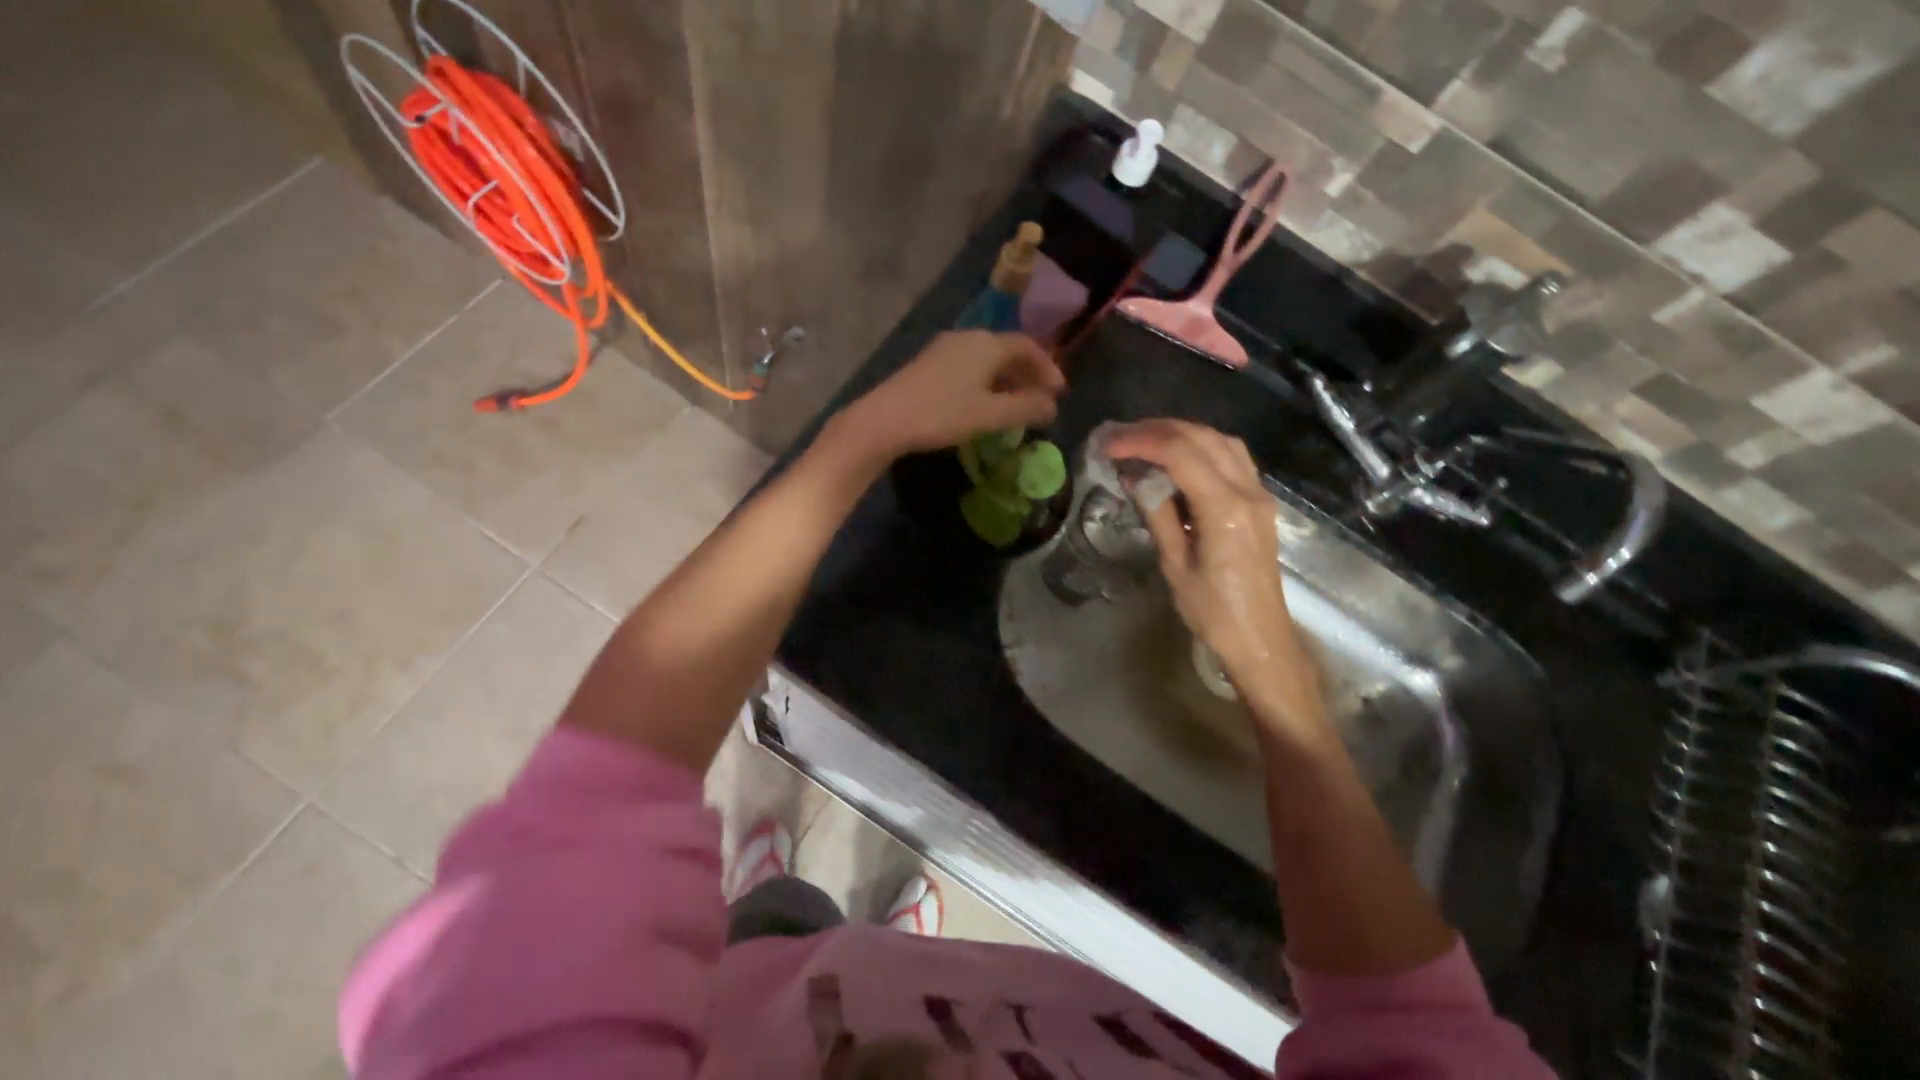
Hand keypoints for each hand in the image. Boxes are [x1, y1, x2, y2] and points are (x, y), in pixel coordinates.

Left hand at [833, 331, 1065, 463]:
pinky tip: (984, 402)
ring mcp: (944, 349)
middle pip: (1006, 349)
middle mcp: (967, 338)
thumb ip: (1025, 408)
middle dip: (1028, 372)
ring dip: (1007, 378)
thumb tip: (1052, 406)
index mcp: (986, 344)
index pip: (1027, 346)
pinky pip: (969, 365)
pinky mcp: (928, 363)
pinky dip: (987, 380)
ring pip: (986, 358)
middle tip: (1042, 397)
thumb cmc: (942, 414)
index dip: (1047, 367)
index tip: (1059, 392)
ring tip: (1017, 403)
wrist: (884, 419)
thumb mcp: (990, 415)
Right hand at [1103, 420, 1331, 744]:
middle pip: (1202, 438)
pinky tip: (1177, 459)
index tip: (1108, 445)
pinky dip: (1201, 447)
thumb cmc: (1212, 612)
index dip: (1141, 441)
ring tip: (1144, 442)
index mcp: (1225, 509)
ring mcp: (1259, 494)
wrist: (1259, 638)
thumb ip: (1158, 513)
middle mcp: (1247, 491)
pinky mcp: (1260, 502)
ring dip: (1181, 434)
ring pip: (1221, 441)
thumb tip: (1135, 476)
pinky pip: (1232, 457)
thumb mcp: (1174, 563)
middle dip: (1157, 430)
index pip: (1181, 453)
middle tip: (1119, 438)